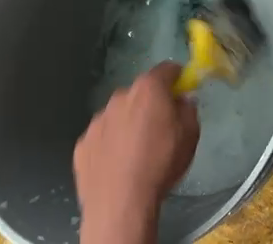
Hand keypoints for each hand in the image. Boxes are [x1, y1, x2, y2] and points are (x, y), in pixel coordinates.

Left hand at [73, 62, 199, 243]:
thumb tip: (182, 101)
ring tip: (135, 152)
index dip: (177, 78)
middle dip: (150, 104)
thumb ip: (188, 109)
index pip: (167, 69)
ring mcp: (97, 121)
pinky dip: (109, 144)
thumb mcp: (191, 134)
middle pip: (140, 92)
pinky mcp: (82, 144)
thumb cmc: (161, 164)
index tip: (181, 92)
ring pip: (118, 114)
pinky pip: (102, 137)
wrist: (120, 204)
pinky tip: (117, 165)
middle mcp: (120, 97)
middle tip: (159, 128)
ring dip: (128, 123)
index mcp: (149, 89)